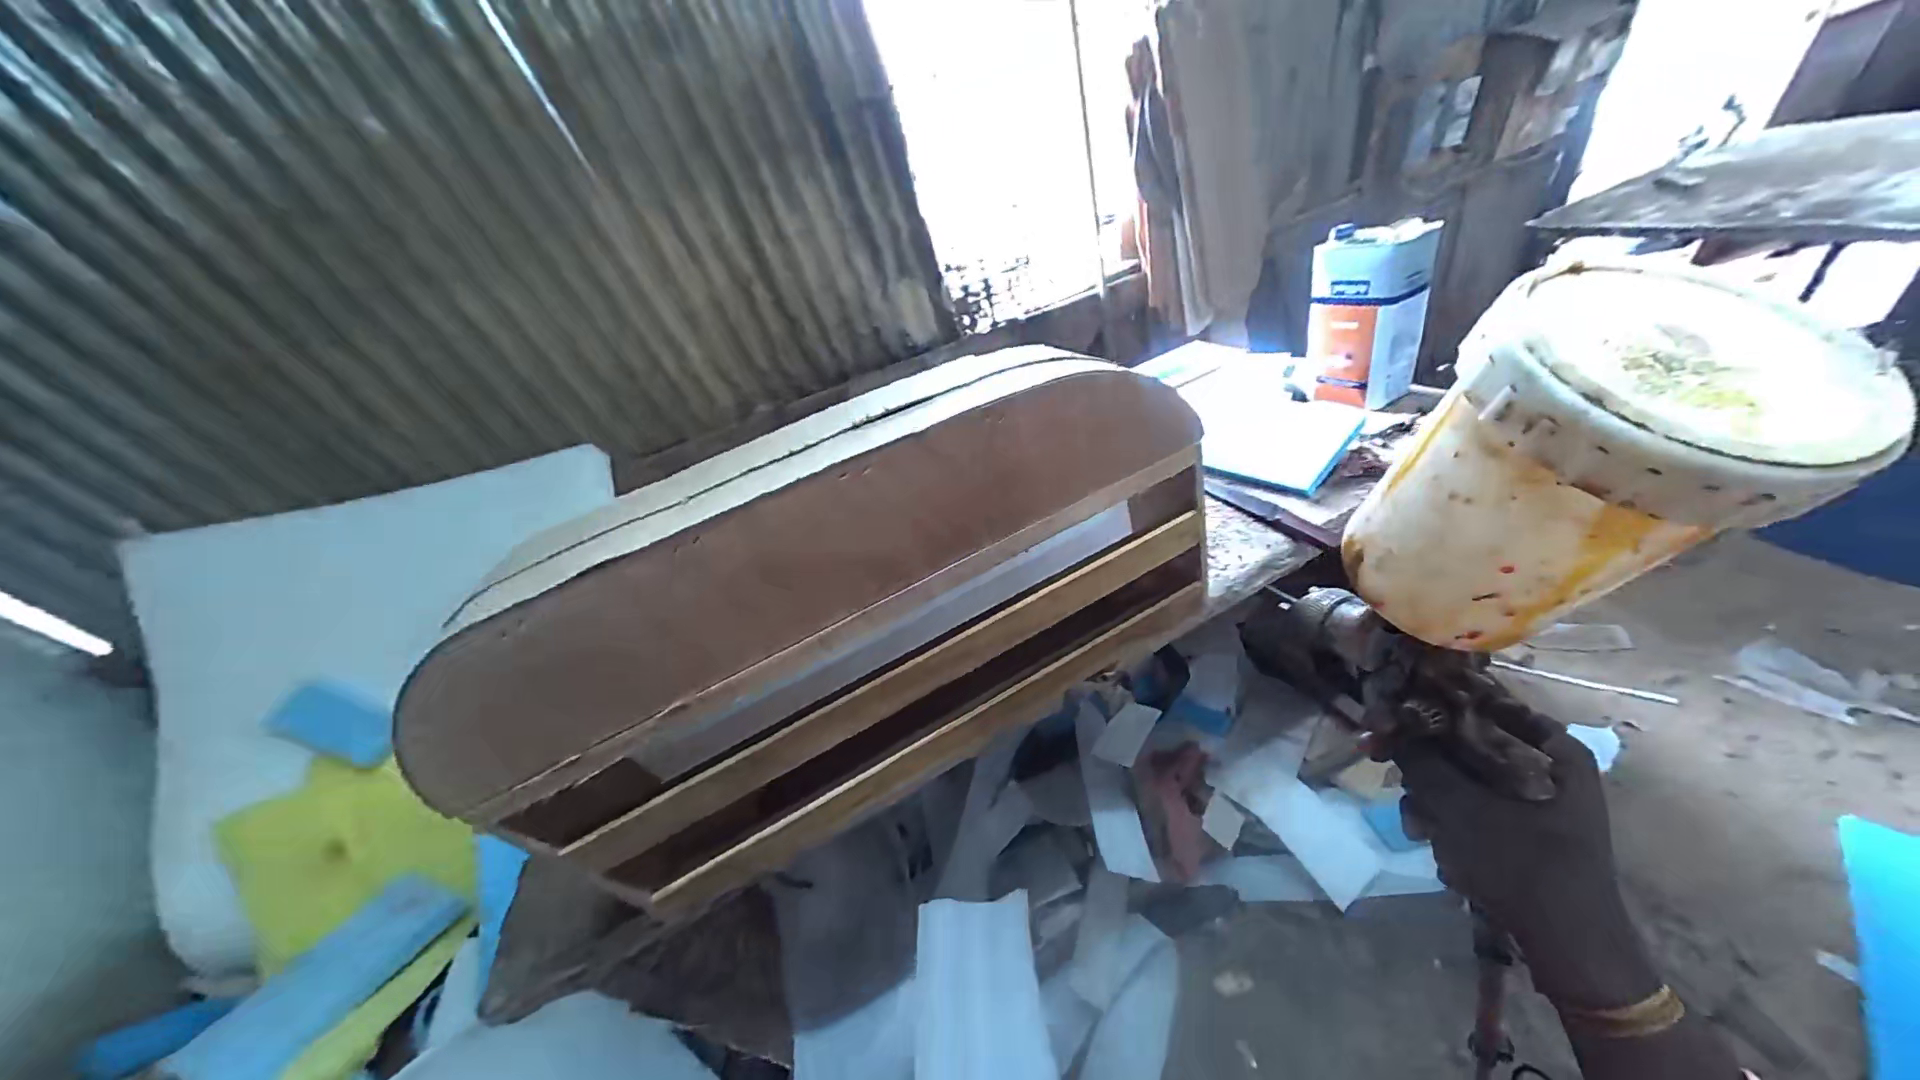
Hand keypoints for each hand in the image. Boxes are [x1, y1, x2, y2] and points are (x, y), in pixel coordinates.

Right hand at [1395, 725, 1660, 1008]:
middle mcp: (1553, 773)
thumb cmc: (1523, 866)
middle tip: (1393, 772)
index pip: (1491, 705)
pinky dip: (1451, 821)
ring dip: (1433, 798)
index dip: (1442, 707)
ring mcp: (1541, 806)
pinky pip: (1478, 809)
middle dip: (1428, 765)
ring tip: (1418, 827)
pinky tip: (1433, 842)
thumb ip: (1422, 762)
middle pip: (1472, 746)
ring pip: (1468, 779)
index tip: (1403, 716)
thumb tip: (1384, 724)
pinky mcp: (1527, 834)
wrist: (1571, 950)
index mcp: (1557, 756)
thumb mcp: (1461, 808)